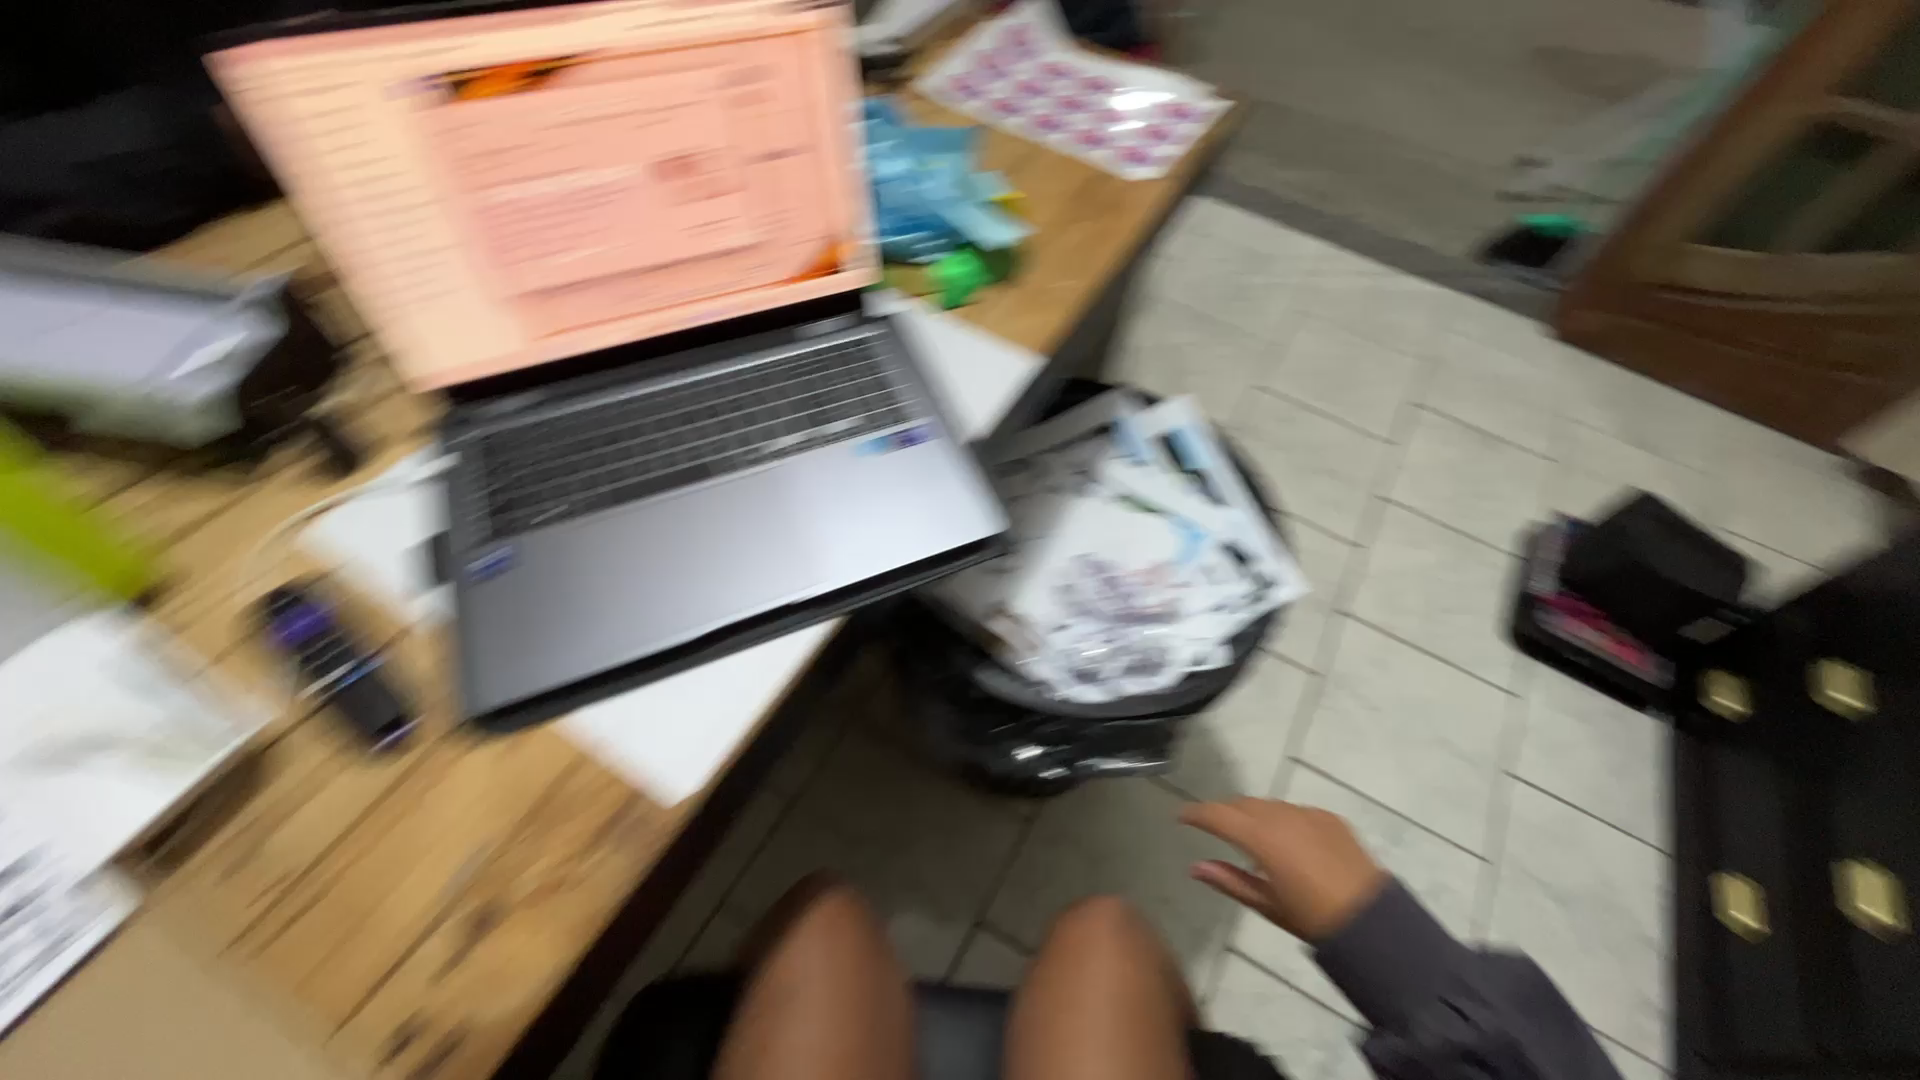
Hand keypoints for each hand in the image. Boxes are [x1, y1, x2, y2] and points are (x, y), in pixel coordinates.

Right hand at [1179, 797, 1387, 942]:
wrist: (1373, 921)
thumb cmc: (1313, 918)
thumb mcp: (1267, 904)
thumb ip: (1229, 880)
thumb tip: (1196, 866)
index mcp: (1261, 838)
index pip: (1218, 815)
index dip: (1196, 814)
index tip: (1182, 817)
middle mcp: (1282, 816)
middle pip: (1242, 804)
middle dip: (1225, 812)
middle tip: (1214, 827)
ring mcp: (1308, 814)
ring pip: (1269, 805)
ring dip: (1253, 814)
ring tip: (1251, 836)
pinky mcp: (1330, 818)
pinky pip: (1295, 811)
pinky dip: (1282, 820)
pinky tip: (1287, 841)